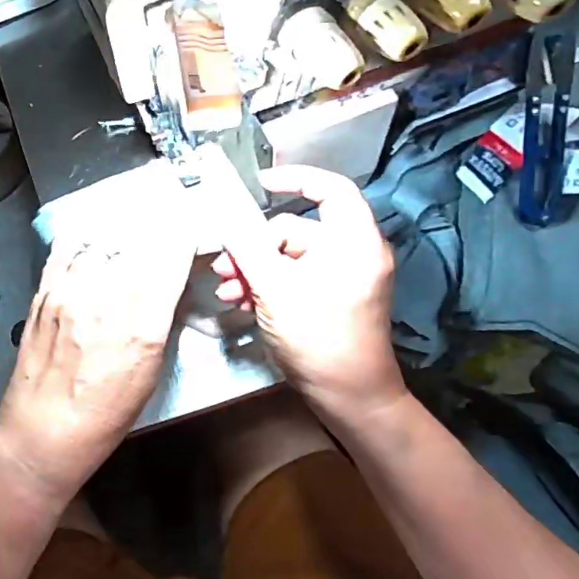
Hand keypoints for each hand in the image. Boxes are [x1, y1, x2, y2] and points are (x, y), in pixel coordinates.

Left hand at [0, 224, 193, 508]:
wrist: (43, 431)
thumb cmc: (106, 413)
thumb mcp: (151, 371)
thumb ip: (161, 320)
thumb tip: (170, 282)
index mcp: (142, 328)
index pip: (170, 260)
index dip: (182, 237)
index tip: (187, 229)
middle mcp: (106, 302)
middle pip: (138, 241)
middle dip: (155, 229)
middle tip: (163, 220)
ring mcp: (70, 293)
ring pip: (102, 238)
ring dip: (121, 231)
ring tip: (129, 227)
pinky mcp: (44, 292)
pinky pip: (65, 248)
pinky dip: (83, 236)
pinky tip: (93, 233)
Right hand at [211, 165, 407, 424]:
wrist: (350, 399)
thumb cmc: (320, 340)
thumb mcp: (275, 289)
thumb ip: (247, 246)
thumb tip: (225, 213)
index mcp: (354, 241)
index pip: (331, 188)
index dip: (295, 178)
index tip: (260, 183)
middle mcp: (353, 252)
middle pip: (296, 228)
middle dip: (254, 245)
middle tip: (224, 266)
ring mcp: (343, 277)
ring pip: (288, 256)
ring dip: (253, 269)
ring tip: (228, 290)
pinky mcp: (332, 299)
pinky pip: (295, 277)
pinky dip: (268, 285)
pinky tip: (241, 302)